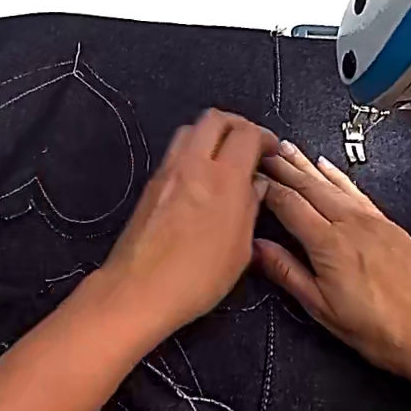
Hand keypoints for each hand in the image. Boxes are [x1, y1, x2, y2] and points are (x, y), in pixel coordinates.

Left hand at [90, 109, 278, 336]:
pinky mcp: (151, 184)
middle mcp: (193, 165)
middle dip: (237, 124)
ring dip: (211, 133)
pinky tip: (201, 176)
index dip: (265, 136)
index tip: (271, 148)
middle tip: (250, 142)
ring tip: (225, 155)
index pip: (247, 134)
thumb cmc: (195, 278)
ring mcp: (168, 172)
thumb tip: (255, 186)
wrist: (138, 291)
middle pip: (215, 118)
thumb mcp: (240, 248)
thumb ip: (250, 208)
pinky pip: (175, 151)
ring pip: (191, 129)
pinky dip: (193, 151)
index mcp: (224, 179)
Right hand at [253, 140, 410, 379]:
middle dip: (282, 165)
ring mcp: (372, 220)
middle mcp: (351, 223)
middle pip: (308, 185)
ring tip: (287, 148)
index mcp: (329, 243)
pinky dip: (338, 175)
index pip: (288, 203)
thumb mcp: (324, 310)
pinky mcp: (389, 224)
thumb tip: (258, 249)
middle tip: (261, 149)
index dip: (265, 186)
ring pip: (331, 183)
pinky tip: (328, 167)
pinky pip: (355, 190)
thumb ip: (288, 273)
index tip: (248, 174)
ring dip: (306, 164)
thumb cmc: (384, 330)